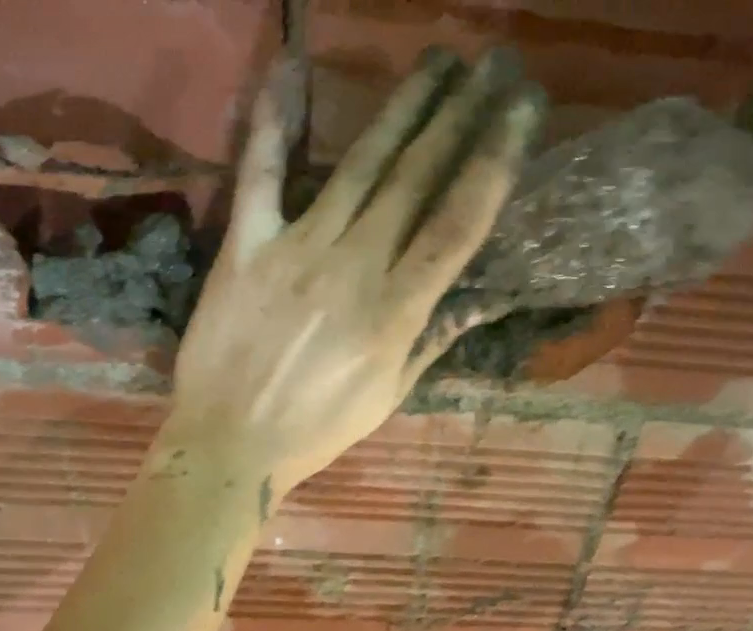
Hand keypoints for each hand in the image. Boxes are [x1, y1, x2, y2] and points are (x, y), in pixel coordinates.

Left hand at [158, 49, 544, 495]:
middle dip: (460, 116)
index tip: (522, 111)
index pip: (459, 222)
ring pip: (359, 166)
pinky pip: (261, 174)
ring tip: (435, 64)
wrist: (230, 443)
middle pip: (417, 178)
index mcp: (396, 311)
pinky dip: (274, 124)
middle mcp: (355, 266)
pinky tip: (290, 73)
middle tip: (491, 66)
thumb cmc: (317, 429)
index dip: (496, 159)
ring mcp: (297, 250)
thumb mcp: (388, 396)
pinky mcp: (246, 245)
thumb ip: (432, 338)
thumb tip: (482, 295)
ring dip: (401, 110)